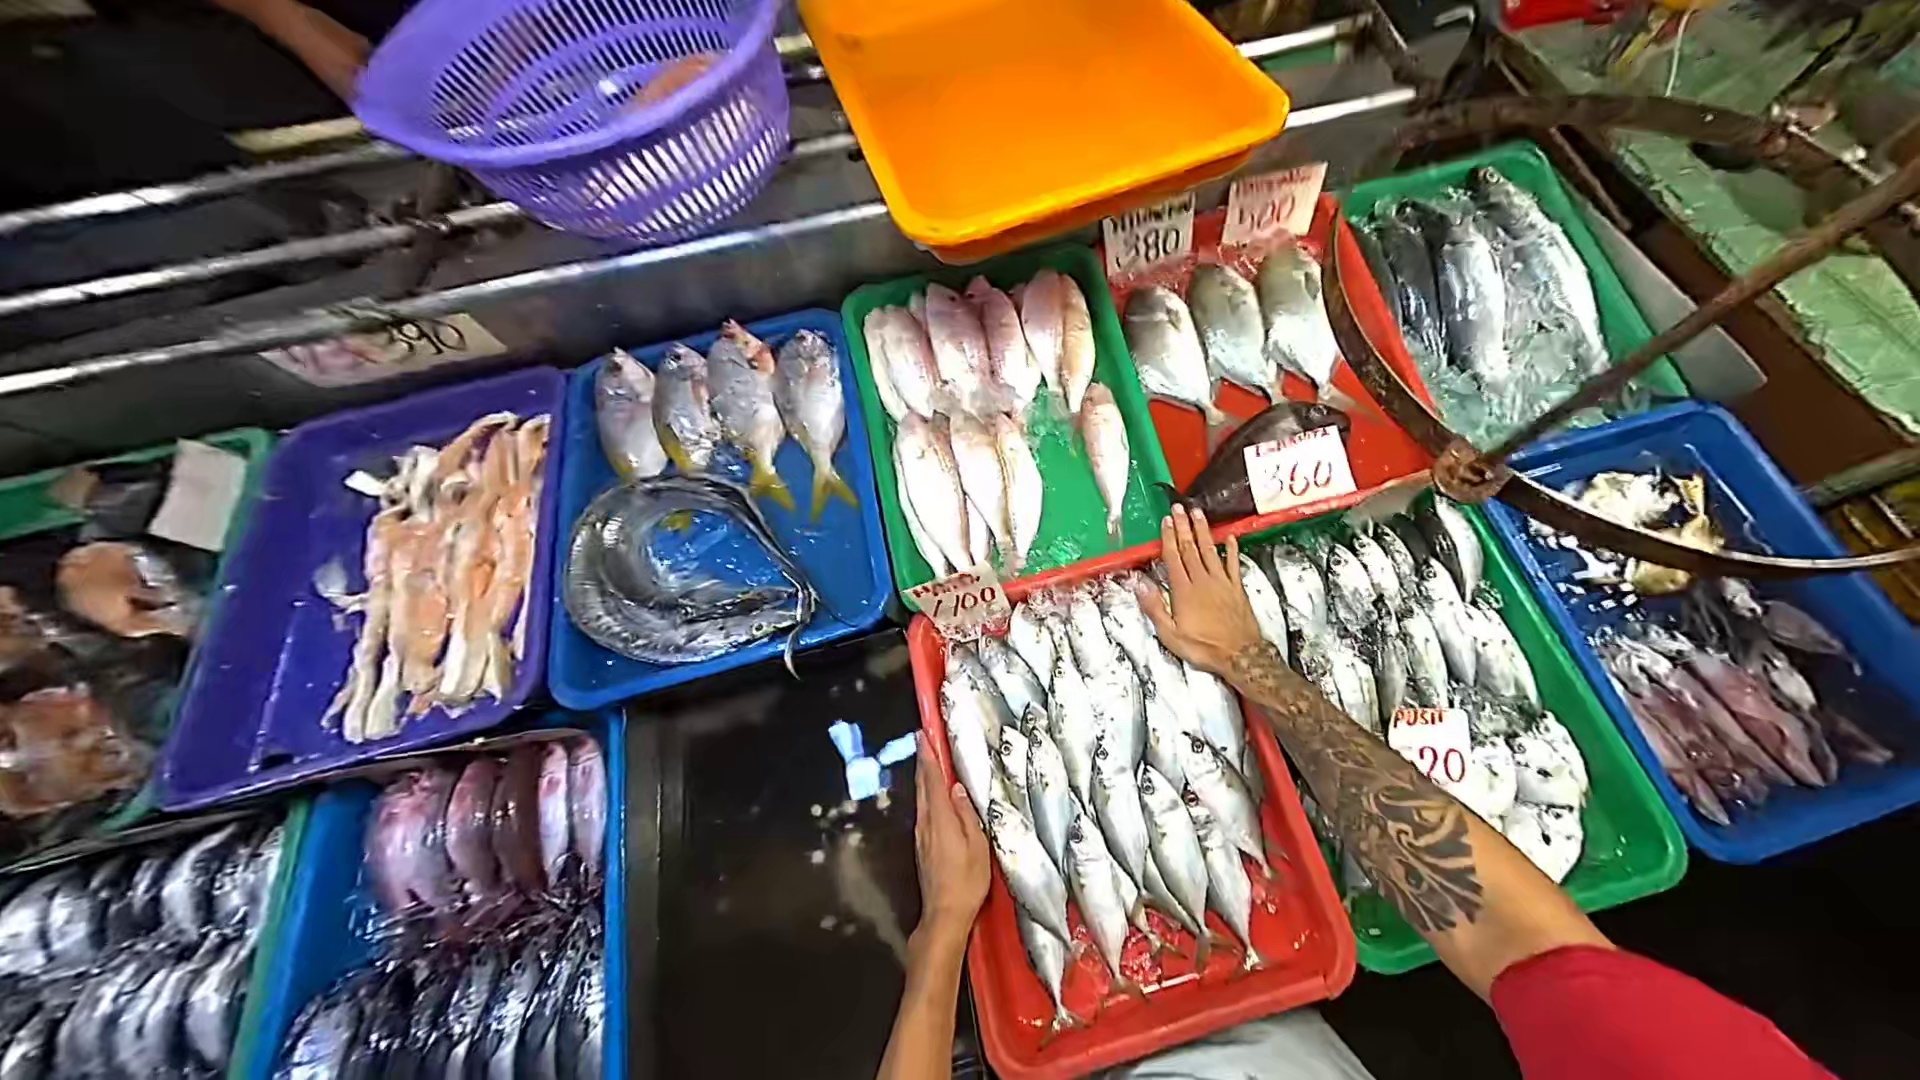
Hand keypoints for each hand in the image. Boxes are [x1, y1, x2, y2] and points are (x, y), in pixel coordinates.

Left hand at [912, 733, 989, 948]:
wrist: (944, 914)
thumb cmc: (966, 880)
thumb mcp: (977, 845)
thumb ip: (967, 814)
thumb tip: (957, 787)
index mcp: (940, 817)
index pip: (932, 779)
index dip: (928, 755)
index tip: (922, 734)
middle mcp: (925, 821)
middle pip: (922, 784)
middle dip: (922, 760)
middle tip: (922, 738)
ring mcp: (921, 833)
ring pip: (920, 796)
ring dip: (923, 775)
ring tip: (927, 758)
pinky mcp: (921, 844)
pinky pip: (922, 809)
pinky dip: (925, 792)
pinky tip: (931, 792)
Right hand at [1135, 505, 1265, 676]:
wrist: (1241, 656)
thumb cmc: (1203, 647)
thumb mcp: (1170, 634)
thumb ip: (1155, 607)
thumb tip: (1140, 584)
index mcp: (1184, 590)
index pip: (1174, 557)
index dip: (1169, 537)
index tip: (1166, 521)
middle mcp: (1203, 581)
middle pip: (1190, 548)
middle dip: (1184, 526)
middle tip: (1179, 507)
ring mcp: (1222, 583)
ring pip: (1210, 550)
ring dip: (1203, 531)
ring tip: (1198, 513)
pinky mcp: (1237, 588)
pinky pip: (1233, 564)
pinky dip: (1231, 549)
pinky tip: (1230, 537)